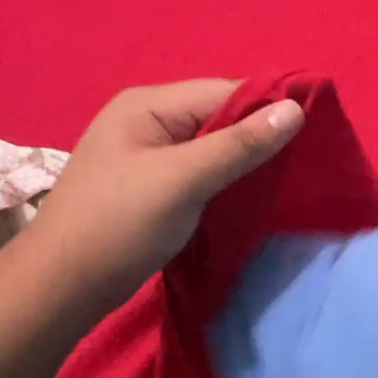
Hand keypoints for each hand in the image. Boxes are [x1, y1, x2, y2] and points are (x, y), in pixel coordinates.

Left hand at [24, 80, 303, 310]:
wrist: (63, 286)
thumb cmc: (119, 225)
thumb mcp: (183, 180)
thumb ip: (239, 145)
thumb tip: (296, 109)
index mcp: (149, 105)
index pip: (226, 91)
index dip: (269, 110)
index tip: (313, 137)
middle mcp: (149, 121)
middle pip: (221, 116)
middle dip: (260, 137)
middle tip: (303, 165)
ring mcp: (150, 155)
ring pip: (214, 147)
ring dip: (246, 162)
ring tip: (285, 182)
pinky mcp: (155, 187)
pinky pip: (203, 172)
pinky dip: (229, 181)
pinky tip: (251, 198)